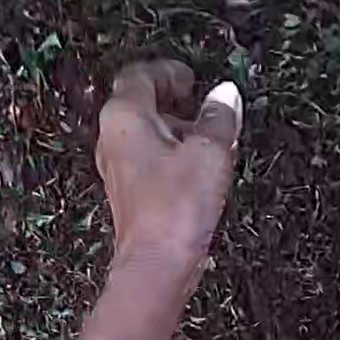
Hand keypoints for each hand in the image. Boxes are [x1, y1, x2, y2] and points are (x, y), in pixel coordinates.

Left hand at [96, 60, 241, 270]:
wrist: (157, 266)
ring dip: (179, 139)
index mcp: (125, 117)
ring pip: (148, 142)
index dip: (169, 73)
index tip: (193, 80)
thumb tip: (226, 96)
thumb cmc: (176, 209)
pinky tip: (200, 179)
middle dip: (178, 108)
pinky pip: (151, 170)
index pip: (141, 76)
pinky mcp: (130, 201)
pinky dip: (173, 164)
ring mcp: (118, 174)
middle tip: (208, 115)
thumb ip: (219, 119)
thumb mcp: (209, 153)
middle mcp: (113, 142)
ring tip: (212, 149)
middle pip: (144, 109)